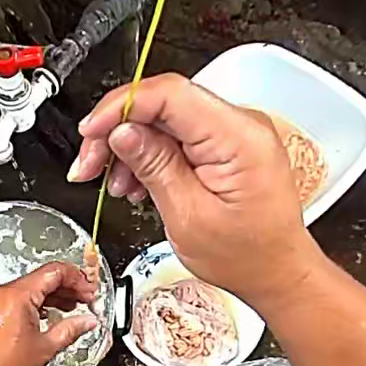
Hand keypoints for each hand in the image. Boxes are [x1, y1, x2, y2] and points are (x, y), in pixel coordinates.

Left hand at [0, 263, 99, 365]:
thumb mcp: (44, 349)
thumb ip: (70, 330)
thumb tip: (87, 322)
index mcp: (18, 295)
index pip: (55, 271)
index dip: (78, 279)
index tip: (90, 291)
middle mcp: (4, 292)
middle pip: (43, 278)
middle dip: (68, 287)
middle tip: (86, 300)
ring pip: (30, 288)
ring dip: (53, 296)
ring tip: (70, 309)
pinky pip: (17, 299)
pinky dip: (36, 304)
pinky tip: (47, 318)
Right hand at [68, 74, 320, 306]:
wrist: (275, 272)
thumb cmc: (245, 256)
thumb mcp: (188, 216)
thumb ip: (154, 166)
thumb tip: (120, 131)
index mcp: (238, 138)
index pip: (168, 94)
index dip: (119, 108)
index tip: (90, 132)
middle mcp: (239, 125)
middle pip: (160, 104)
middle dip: (116, 131)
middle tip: (89, 167)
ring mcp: (232, 132)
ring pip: (162, 119)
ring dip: (127, 147)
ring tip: (115, 185)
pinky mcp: (223, 144)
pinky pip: (175, 135)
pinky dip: (147, 155)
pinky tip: (136, 183)